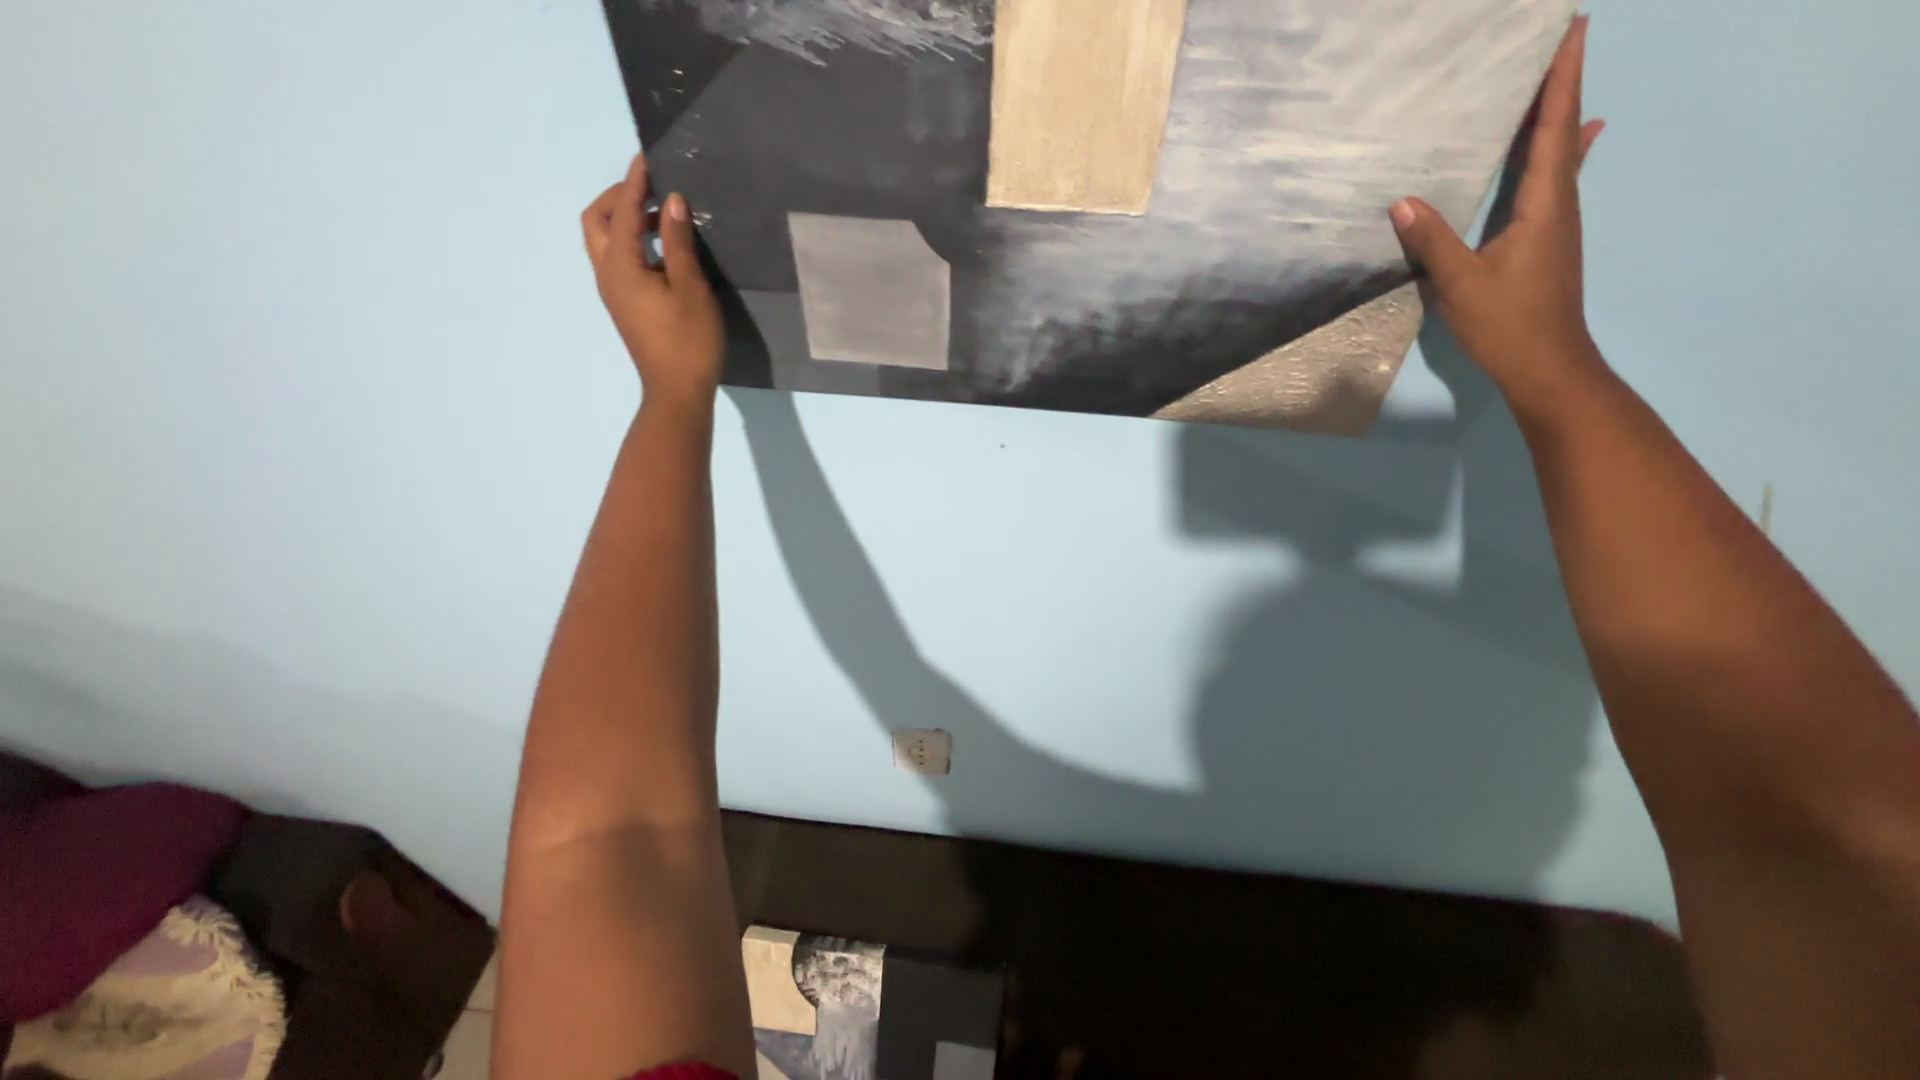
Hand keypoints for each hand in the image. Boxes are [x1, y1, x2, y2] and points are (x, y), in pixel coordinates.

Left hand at [582, 153, 723, 409]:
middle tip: (652, 189)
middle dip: (620, 198)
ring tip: (666, 216)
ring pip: (606, 241)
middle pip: (599, 221)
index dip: (636, 182)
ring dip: (628, 220)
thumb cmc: (688, 340)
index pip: (624, 211)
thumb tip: (671, 202)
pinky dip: (635, 242)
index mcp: (621, 266)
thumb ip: (678, 242)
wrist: (677, 391)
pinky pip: (620, 259)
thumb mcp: (691, 288)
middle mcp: (608, 273)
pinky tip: (666, 248)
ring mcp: (613, 291)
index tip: (649, 158)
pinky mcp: (625, 304)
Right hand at [1389, 17, 1607, 404]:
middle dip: (1562, 83)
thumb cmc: (1508, 324)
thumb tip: (1403, 202)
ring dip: (1559, 111)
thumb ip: (1434, 242)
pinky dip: (1565, 147)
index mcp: (1544, 206)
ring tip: (1556, 75)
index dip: (1562, 78)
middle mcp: (1559, 204)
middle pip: (1564, 130)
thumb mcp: (1461, 284)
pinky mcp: (1548, 239)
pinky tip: (1582, 135)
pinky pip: (1556, 177)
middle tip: (1559, 39)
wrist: (1547, 366)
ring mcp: (1557, 222)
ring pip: (1562, 152)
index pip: (1554, 128)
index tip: (1572, 29)